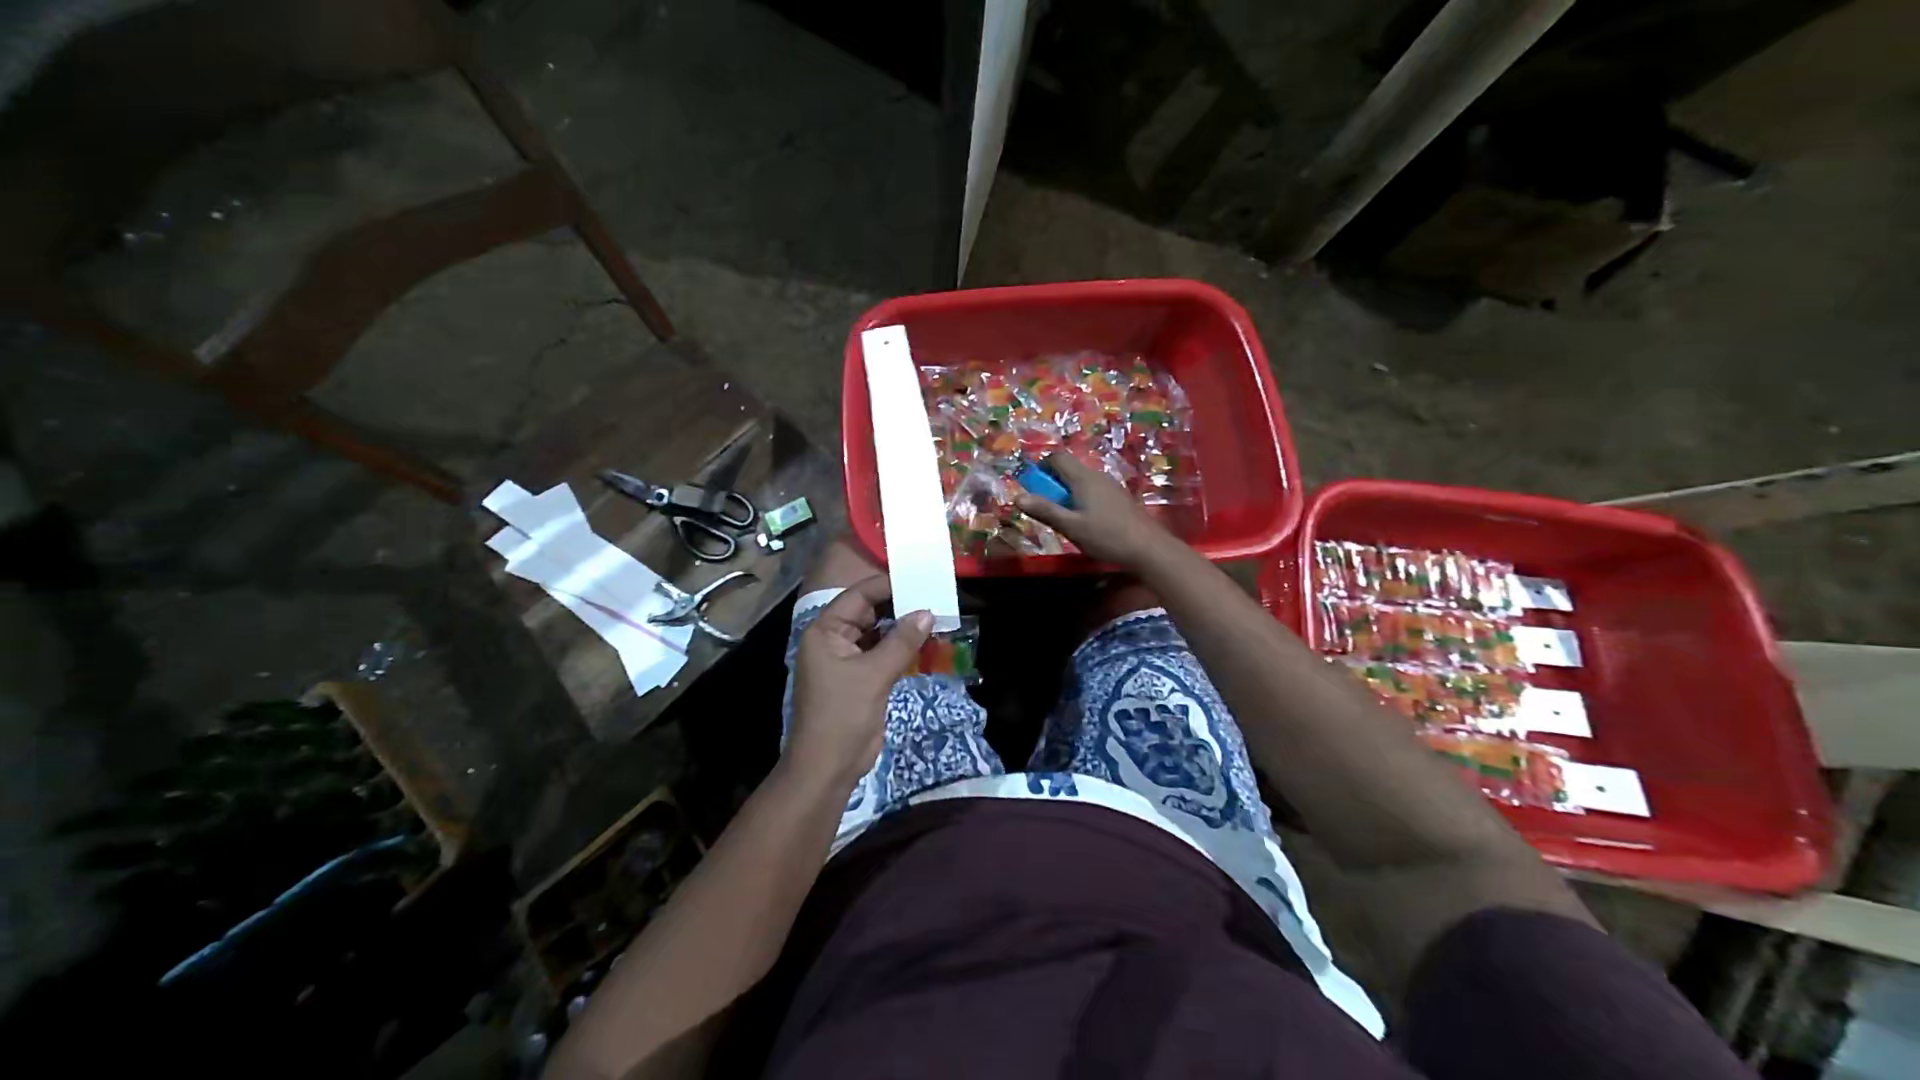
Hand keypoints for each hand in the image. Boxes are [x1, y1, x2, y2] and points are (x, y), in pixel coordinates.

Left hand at [787, 574, 933, 784]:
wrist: (828, 768)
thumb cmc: (842, 715)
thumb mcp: (873, 675)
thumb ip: (901, 641)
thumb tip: (928, 613)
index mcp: (825, 631)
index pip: (859, 596)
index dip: (888, 586)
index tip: (920, 579)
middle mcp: (834, 639)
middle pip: (869, 612)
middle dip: (900, 606)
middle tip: (934, 596)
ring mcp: (847, 659)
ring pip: (879, 633)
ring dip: (904, 628)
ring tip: (936, 616)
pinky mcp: (861, 678)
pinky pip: (883, 654)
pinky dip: (903, 648)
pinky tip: (927, 643)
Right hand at [1015, 453, 1173, 568]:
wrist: (1147, 547)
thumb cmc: (1106, 536)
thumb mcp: (1071, 526)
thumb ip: (1045, 510)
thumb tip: (1017, 497)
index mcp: (1083, 478)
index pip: (1057, 457)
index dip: (1041, 467)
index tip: (1032, 487)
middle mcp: (1097, 475)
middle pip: (1069, 469)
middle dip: (1052, 483)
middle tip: (1046, 507)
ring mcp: (1110, 485)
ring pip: (1081, 480)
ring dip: (1067, 493)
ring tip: (1065, 517)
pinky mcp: (1118, 497)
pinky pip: (1093, 490)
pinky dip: (1082, 499)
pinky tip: (1085, 521)